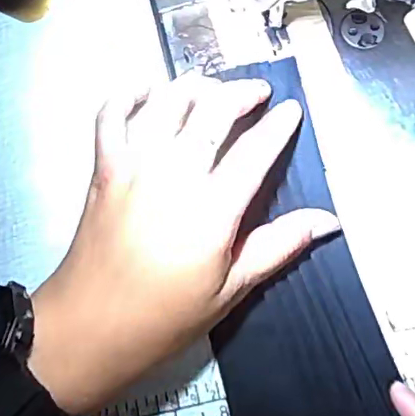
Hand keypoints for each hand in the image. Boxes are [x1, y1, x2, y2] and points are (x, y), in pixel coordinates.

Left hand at [27, 72, 339, 415]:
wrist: (86, 330)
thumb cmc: (164, 317)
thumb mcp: (231, 290)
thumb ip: (279, 246)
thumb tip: (328, 220)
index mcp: (211, 211)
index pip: (254, 151)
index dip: (278, 125)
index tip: (291, 109)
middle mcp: (172, 176)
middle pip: (213, 111)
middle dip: (242, 92)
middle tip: (258, 91)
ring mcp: (133, 166)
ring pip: (167, 102)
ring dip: (194, 85)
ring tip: (213, 86)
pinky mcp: (103, 167)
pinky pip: (111, 115)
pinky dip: (130, 95)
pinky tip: (149, 91)